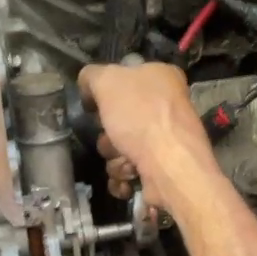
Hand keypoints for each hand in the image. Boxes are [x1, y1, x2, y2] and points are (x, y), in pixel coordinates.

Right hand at [76, 61, 215, 206]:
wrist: (169, 166)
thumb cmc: (141, 117)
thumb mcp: (107, 81)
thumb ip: (92, 76)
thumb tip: (87, 84)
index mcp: (160, 78)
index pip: (124, 80)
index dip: (105, 95)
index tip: (97, 108)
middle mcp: (164, 109)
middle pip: (117, 121)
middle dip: (108, 135)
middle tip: (113, 137)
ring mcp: (162, 142)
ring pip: (119, 149)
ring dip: (114, 159)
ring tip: (126, 161)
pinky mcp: (158, 169)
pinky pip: (126, 173)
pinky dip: (122, 178)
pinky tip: (128, 179)